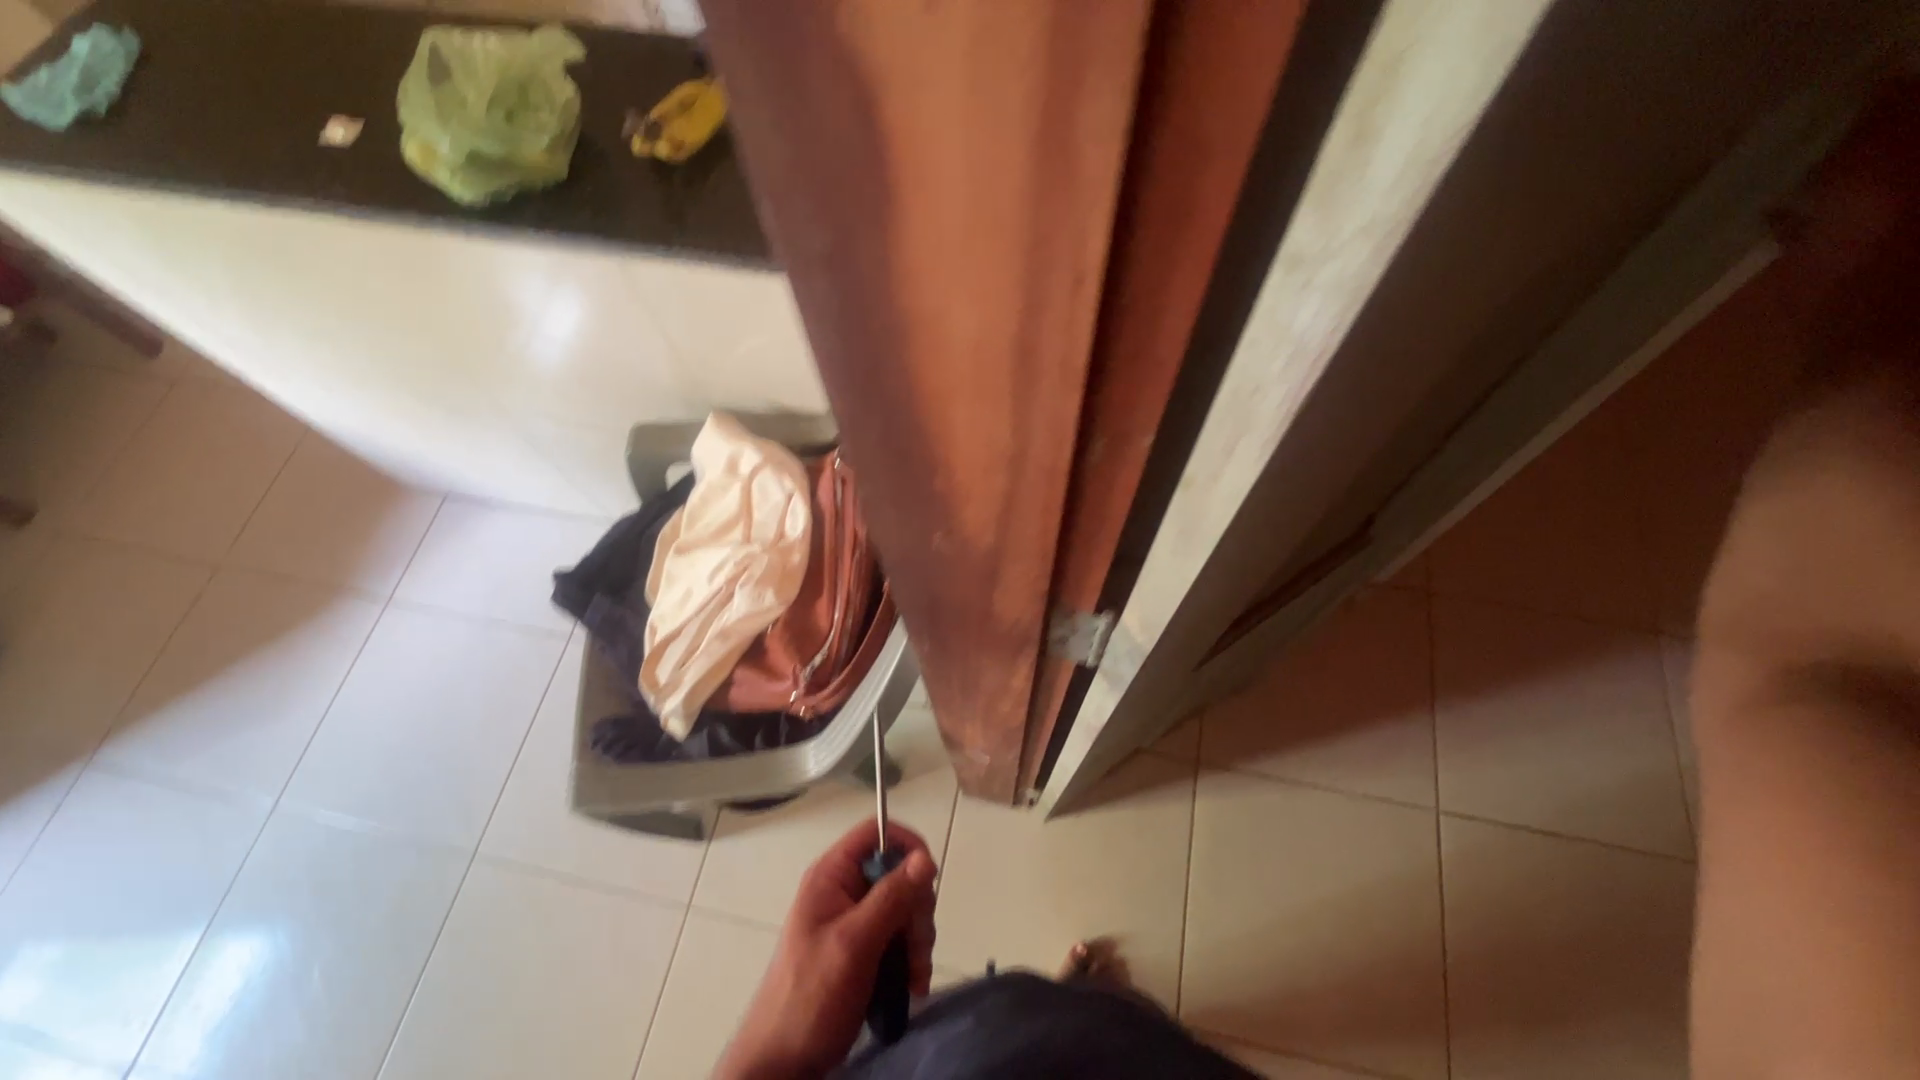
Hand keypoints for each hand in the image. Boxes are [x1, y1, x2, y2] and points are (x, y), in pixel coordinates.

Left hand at [715, 820, 938, 1079]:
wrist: (784, 1062)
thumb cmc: (810, 997)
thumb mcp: (854, 943)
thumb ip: (890, 897)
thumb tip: (925, 856)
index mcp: (831, 876)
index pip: (874, 833)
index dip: (906, 845)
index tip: (927, 878)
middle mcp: (843, 891)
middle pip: (898, 873)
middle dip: (916, 910)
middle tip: (915, 945)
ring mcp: (853, 922)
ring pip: (904, 909)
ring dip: (917, 941)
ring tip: (912, 977)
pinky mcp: (863, 951)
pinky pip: (900, 939)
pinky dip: (911, 960)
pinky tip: (910, 986)